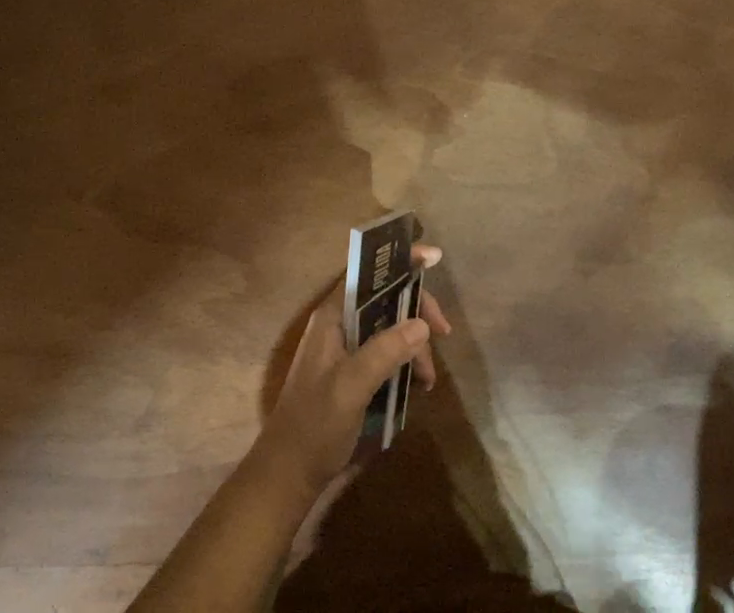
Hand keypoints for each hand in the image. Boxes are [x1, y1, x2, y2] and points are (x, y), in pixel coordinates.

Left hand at [254, 244, 453, 496]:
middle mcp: (339, 326)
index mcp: (332, 318)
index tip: (434, 258)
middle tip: (444, 333)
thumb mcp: (351, 387)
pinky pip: (388, 352)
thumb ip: (385, 351)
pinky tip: (418, 386)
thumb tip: (422, 324)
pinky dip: (407, 363)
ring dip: (415, 345)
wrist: (289, 475)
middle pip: (386, 299)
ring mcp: (346, 350)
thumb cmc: (314, 426)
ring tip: (428, 379)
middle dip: (417, 311)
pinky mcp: (353, 373)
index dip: (399, 260)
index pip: (367, 273)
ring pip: (391, 327)